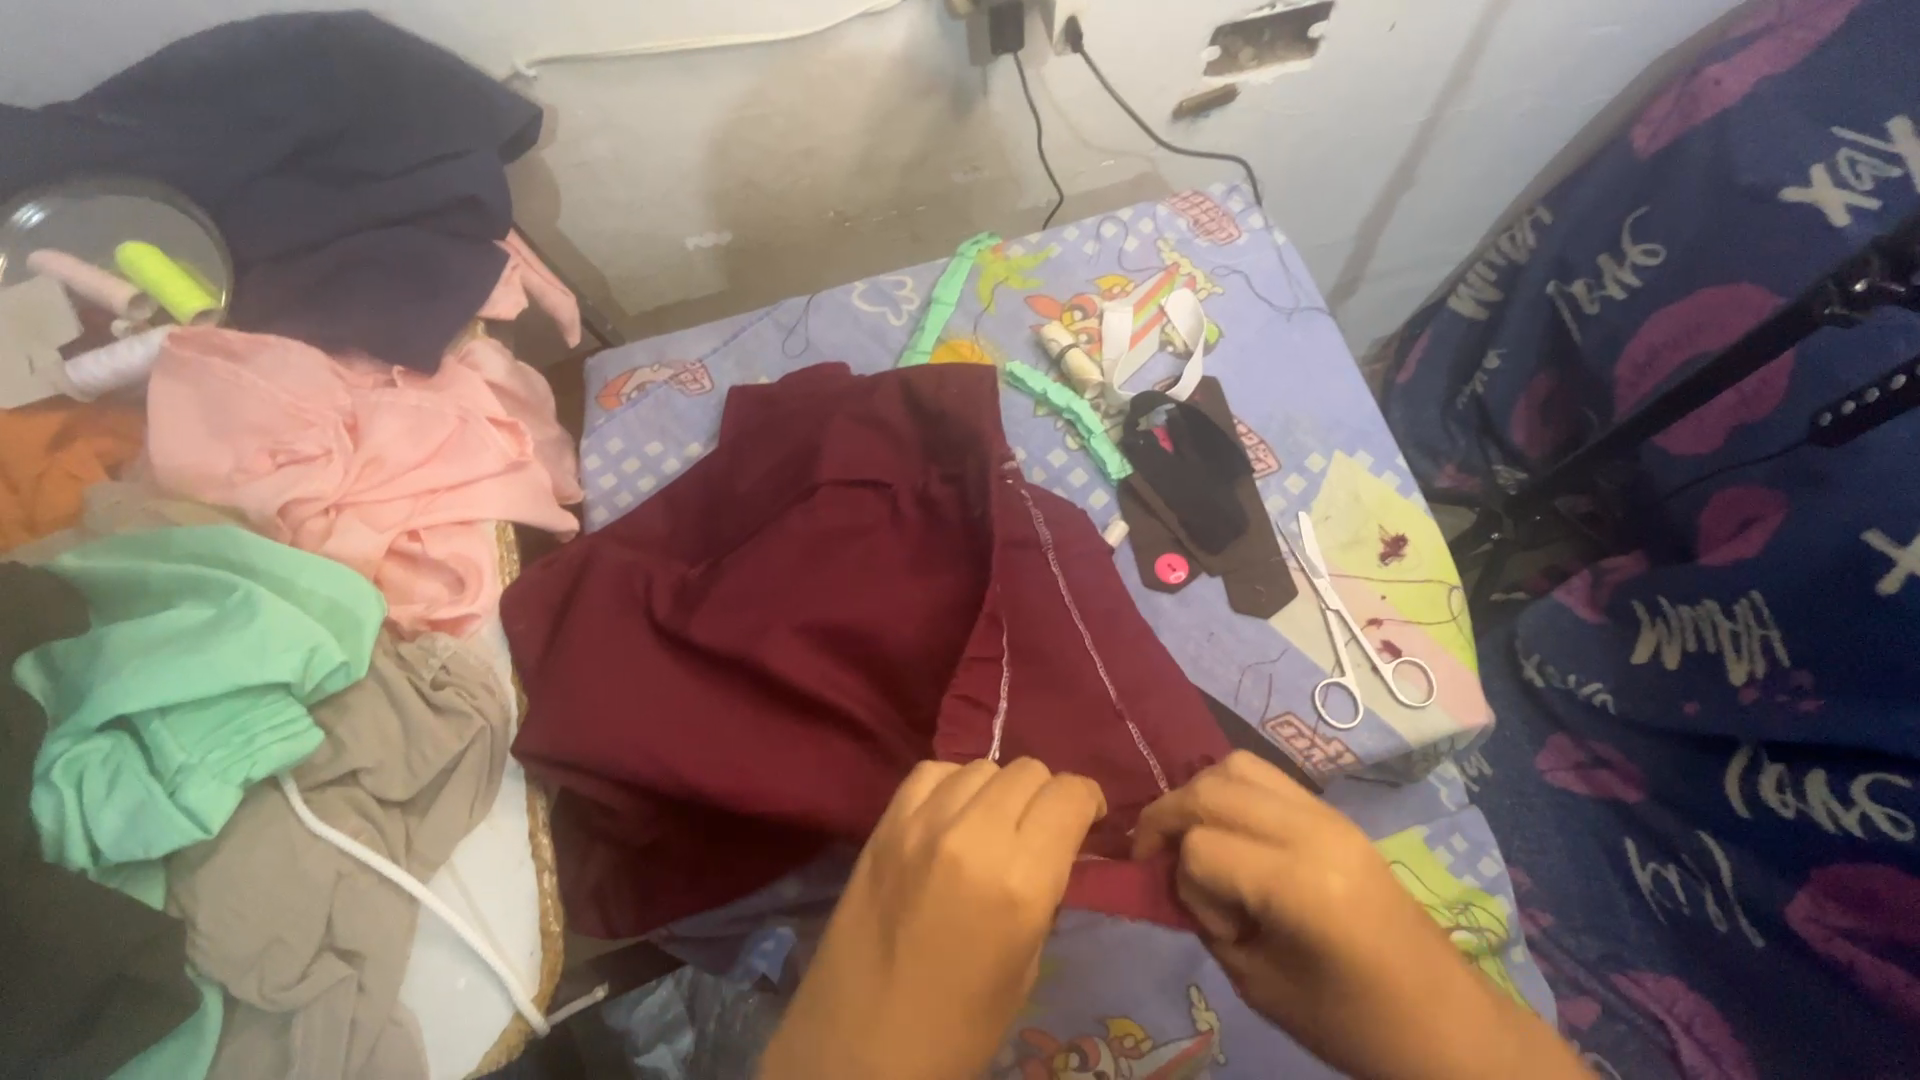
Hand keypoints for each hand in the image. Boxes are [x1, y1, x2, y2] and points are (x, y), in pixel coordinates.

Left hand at [760, 758, 1106, 1079]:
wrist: (859, 1047)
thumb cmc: (957, 1026)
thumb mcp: (1026, 966)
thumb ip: (1045, 891)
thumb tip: (1058, 847)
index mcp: (1021, 882)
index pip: (1070, 796)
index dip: (1089, 803)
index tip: (1087, 823)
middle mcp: (974, 837)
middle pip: (1029, 771)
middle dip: (1048, 796)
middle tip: (1040, 830)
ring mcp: (922, 824)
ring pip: (983, 766)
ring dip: (1000, 790)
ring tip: (993, 824)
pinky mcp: (884, 824)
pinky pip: (932, 772)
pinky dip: (953, 784)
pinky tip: (952, 815)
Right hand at [1135, 751, 1591, 1079]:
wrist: (1444, 1022)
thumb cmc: (1350, 1021)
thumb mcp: (1259, 982)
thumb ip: (1206, 920)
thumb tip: (1175, 874)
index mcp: (1300, 884)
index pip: (1201, 846)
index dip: (1185, 883)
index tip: (1207, 924)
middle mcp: (1313, 831)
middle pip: (1210, 789)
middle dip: (1167, 817)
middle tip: (1155, 856)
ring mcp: (1328, 814)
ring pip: (1235, 765)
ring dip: (1199, 795)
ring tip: (1192, 835)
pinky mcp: (1334, 813)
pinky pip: (1264, 775)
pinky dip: (1230, 791)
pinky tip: (1229, 830)